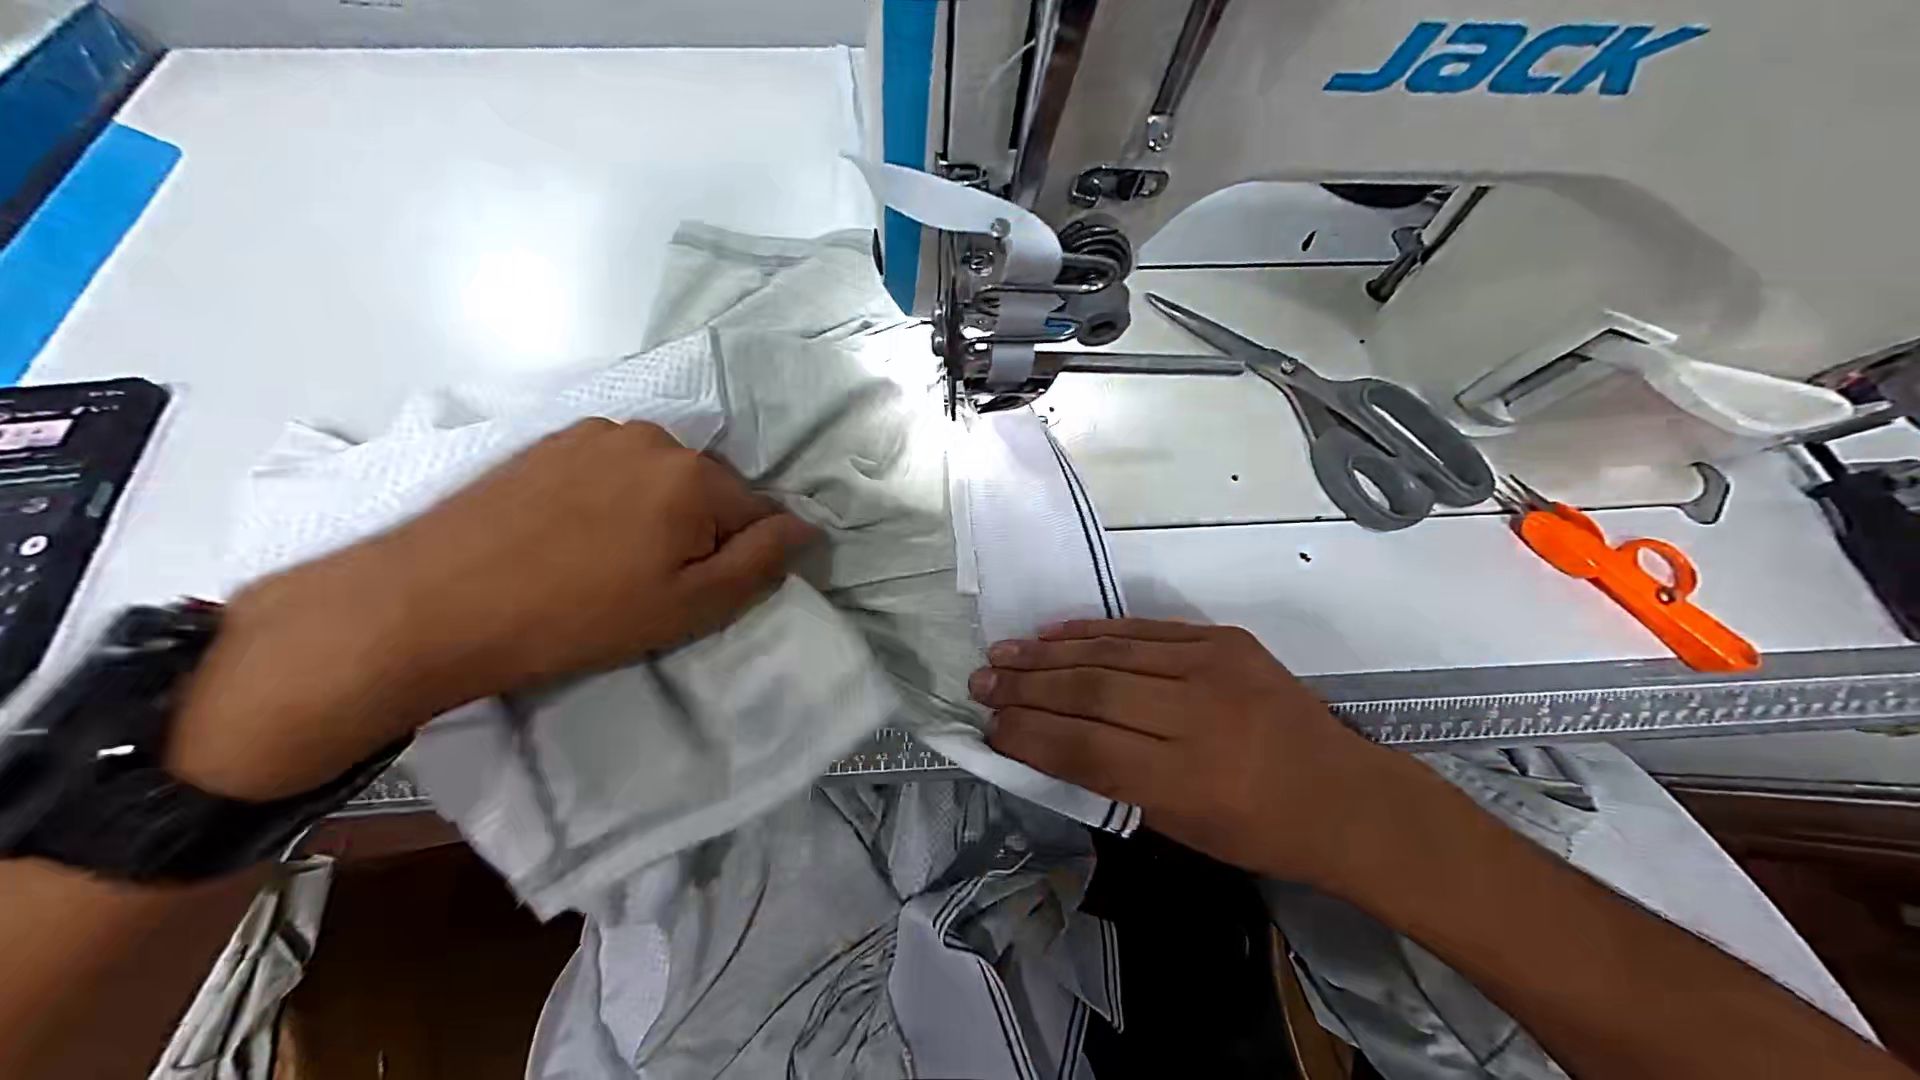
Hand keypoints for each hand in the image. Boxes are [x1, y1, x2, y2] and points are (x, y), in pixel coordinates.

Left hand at [168, 419, 817, 799]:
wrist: (429, 603)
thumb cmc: (578, 616)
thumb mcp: (691, 607)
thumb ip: (761, 561)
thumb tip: (807, 525)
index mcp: (694, 474)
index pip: (758, 513)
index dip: (739, 558)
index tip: (698, 593)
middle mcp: (652, 436)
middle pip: (708, 491)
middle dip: (697, 533)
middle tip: (648, 584)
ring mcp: (594, 431)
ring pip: (660, 479)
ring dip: (653, 514)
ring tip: (604, 560)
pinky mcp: (549, 441)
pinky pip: (613, 469)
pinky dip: (611, 499)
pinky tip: (571, 535)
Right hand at [970, 618, 1409, 882]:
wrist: (1345, 795)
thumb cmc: (1258, 830)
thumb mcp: (1180, 827)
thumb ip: (1110, 782)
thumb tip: (1044, 742)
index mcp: (1187, 779)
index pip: (1086, 748)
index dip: (1029, 735)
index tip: (990, 726)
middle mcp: (1198, 715)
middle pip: (1091, 692)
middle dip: (1026, 687)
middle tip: (981, 681)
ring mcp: (1214, 668)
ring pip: (1110, 653)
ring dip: (1048, 654)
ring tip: (1004, 654)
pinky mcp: (1223, 640)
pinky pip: (1144, 629)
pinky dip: (1093, 630)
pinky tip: (1054, 633)